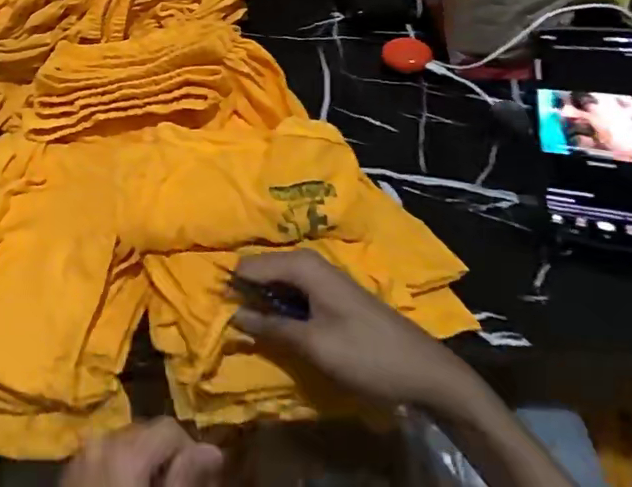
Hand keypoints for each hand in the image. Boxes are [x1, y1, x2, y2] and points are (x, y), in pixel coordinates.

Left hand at [60, 418, 223, 486]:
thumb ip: (186, 481)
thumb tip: (213, 452)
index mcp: (125, 450)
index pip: (170, 430)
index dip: (192, 454)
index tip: (203, 484)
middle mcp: (100, 442)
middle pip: (146, 434)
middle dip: (168, 459)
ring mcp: (80, 458)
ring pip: (126, 445)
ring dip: (146, 465)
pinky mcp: (69, 476)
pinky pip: (104, 458)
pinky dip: (122, 472)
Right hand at [229, 249, 487, 413]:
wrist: (423, 369)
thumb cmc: (366, 354)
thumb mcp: (314, 345)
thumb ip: (272, 328)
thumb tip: (234, 315)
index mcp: (303, 265)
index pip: (251, 265)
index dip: (230, 283)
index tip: (208, 303)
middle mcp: (310, 262)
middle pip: (263, 269)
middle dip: (243, 289)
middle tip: (221, 315)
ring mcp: (322, 278)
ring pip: (277, 281)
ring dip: (260, 299)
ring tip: (240, 322)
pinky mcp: (330, 296)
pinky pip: (292, 292)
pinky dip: (278, 305)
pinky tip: (272, 325)